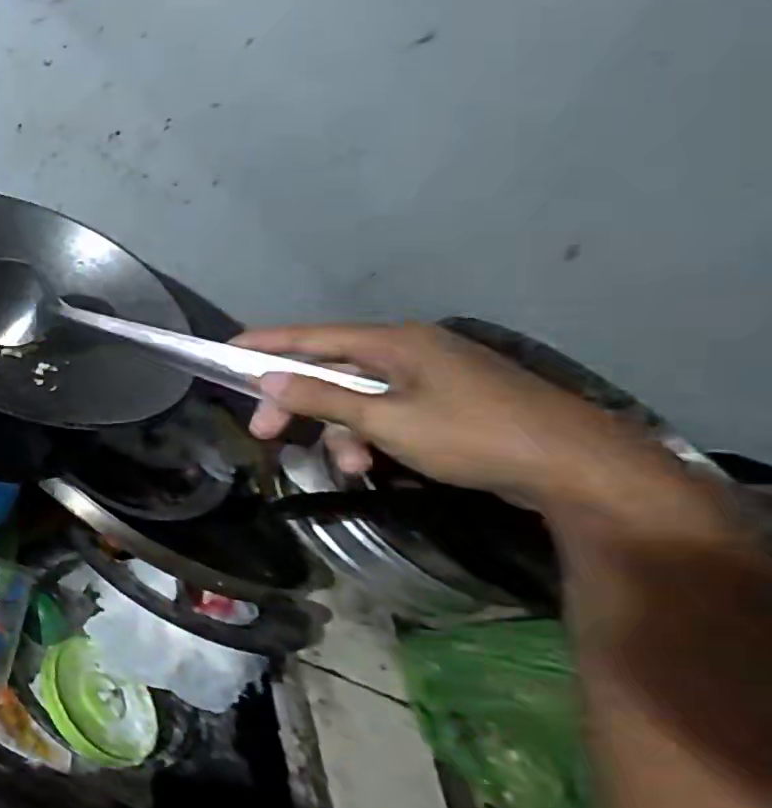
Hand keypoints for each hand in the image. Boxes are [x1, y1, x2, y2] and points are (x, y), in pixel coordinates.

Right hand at [234, 322, 697, 520]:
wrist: (582, 470)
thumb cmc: (474, 437)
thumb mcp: (387, 421)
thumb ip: (323, 398)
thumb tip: (267, 379)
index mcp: (394, 343)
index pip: (312, 336)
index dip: (265, 344)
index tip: (225, 352)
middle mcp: (410, 350)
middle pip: (330, 369)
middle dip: (296, 402)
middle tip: (262, 433)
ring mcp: (433, 374)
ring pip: (358, 395)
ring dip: (339, 429)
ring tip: (345, 467)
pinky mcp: (450, 399)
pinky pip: (388, 408)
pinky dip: (371, 433)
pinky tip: (372, 462)